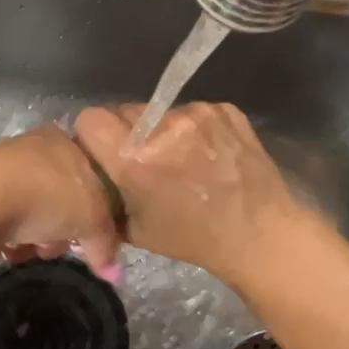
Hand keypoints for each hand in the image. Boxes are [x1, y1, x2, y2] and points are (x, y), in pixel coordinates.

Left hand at [0, 125, 121, 269]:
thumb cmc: (48, 197)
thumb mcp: (92, 221)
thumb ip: (106, 244)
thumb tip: (113, 272)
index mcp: (66, 142)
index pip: (90, 178)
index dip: (93, 212)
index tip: (86, 236)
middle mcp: (35, 148)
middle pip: (59, 200)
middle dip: (59, 232)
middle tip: (53, 248)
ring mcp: (3, 167)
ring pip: (30, 211)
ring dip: (32, 238)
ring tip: (25, 250)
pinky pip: (3, 217)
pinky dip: (7, 236)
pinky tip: (4, 246)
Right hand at [75, 102, 297, 276]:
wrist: (258, 233)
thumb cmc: (191, 238)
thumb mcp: (134, 229)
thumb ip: (106, 200)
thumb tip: (90, 184)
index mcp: (133, 158)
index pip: (91, 119)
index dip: (92, 136)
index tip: (102, 154)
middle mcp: (163, 127)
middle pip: (123, 110)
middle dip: (126, 133)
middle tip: (141, 160)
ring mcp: (197, 114)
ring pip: (159, 111)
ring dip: (159, 131)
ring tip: (178, 160)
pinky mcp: (225, 110)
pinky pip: (192, 111)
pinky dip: (191, 130)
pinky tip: (204, 155)